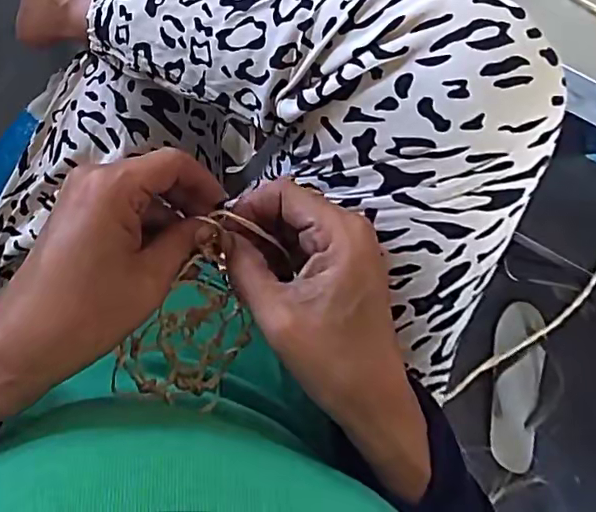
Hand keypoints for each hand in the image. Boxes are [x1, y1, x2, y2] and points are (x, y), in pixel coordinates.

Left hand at [0, 148, 226, 436]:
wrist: (19, 342)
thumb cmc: (88, 312)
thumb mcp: (149, 278)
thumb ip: (186, 241)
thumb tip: (211, 225)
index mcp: (115, 183)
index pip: (174, 162)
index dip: (205, 183)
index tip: (224, 212)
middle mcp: (96, 174)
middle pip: (156, 173)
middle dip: (187, 200)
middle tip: (211, 233)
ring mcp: (80, 190)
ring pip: (139, 189)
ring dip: (166, 213)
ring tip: (189, 248)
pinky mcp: (73, 209)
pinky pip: (119, 202)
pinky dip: (142, 220)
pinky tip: (158, 251)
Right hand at [224, 179, 430, 502]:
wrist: (376, 402)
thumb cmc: (331, 360)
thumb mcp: (277, 314)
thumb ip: (244, 267)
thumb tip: (220, 236)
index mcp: (340, 230)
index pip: (284, 192)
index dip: (248, 206)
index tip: (222, 233)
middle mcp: (350, 226)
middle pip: (291, 205)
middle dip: (255, 226)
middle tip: (226, 255)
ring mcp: (352, 243)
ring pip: (296, 224)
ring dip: (267, 243)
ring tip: (240, 270)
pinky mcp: (349, 261)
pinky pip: (308, 243)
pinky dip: (283, 255)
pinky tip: (263, 279)